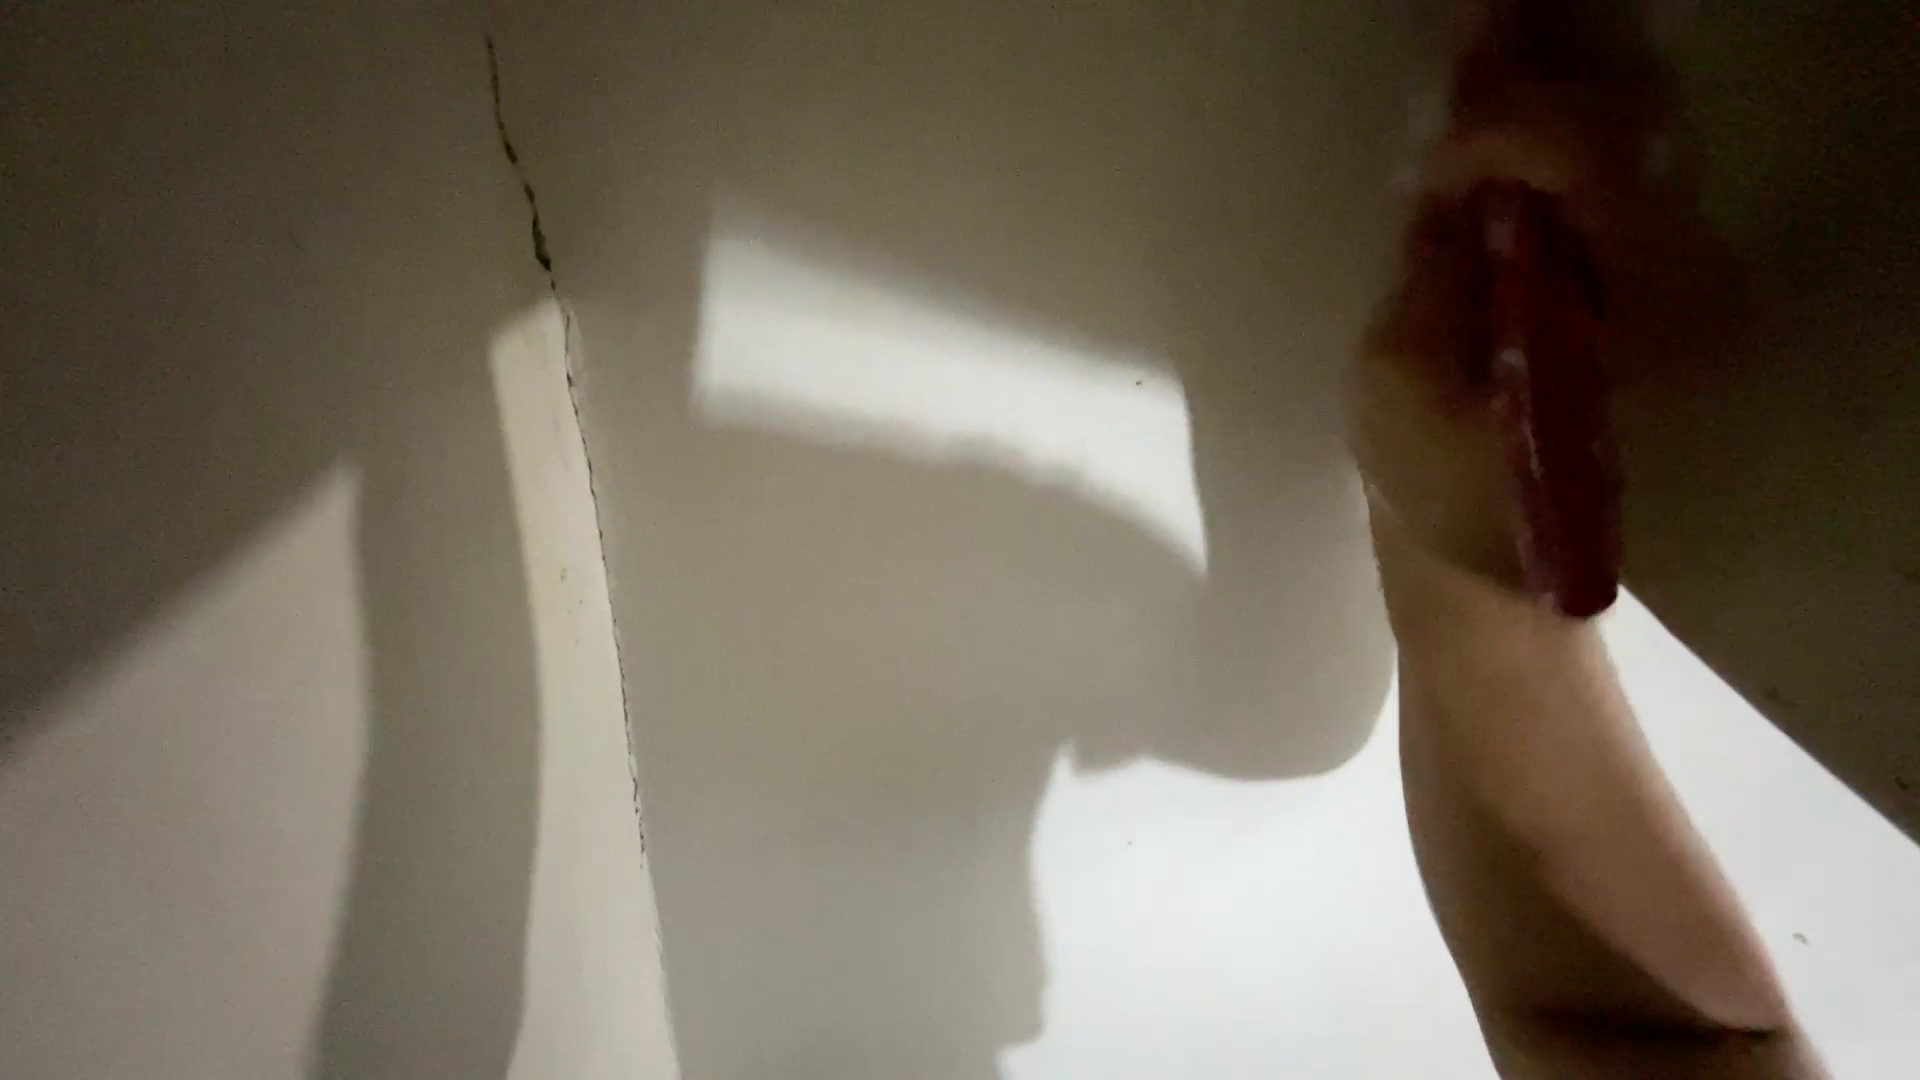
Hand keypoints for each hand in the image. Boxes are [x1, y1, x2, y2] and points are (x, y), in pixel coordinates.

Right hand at [1346, 92, 1734, 593]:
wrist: (1488, 560)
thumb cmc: (1439, 491)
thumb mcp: (1399, 383)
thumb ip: (1429, 274)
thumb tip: (1454, 193)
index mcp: (1635, 311)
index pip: (1587, 165)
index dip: (1506, 135)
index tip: (1435, 160)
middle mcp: (1679, 284)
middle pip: (1622, 141)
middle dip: (1539, 84)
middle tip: (1480, 26)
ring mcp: (1662, 292)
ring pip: (1615, 162)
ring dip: (1544, 112)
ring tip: (1485, 61)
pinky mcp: (1628, 303)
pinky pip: (1595, 203)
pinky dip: (1545, 163)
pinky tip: (1499, 137)